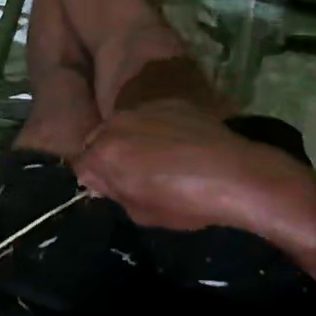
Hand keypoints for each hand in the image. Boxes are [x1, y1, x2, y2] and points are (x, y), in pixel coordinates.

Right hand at [71, 100, 296, 231]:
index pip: (79, 167)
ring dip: (130, 140)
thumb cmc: (185, 202)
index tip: (112, 192)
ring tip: (157, 159)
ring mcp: (142, 109)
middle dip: (107, 156)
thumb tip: (111, 184)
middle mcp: (115, 124)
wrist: (236, 174)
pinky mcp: (169, 102)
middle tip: (131, 175)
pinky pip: (149, 116)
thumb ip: (116, 194)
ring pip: (123, 125)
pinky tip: (177, 145)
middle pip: (96, 140)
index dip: (94, 182)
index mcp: (103, 154)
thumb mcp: (141, 213)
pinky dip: (154, 129)